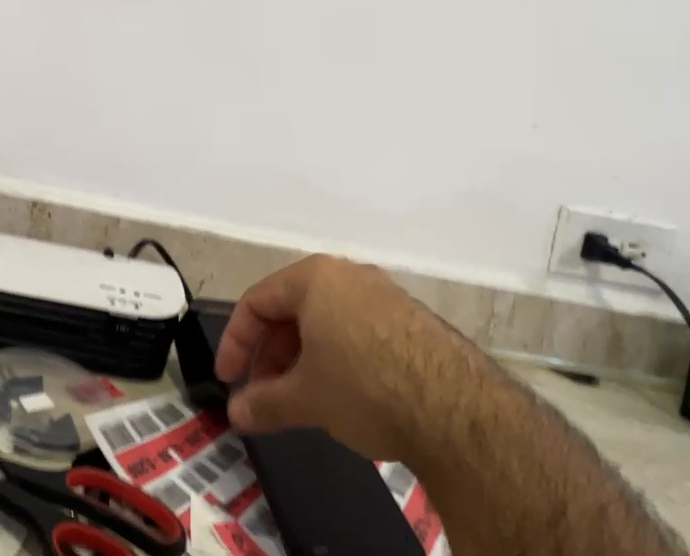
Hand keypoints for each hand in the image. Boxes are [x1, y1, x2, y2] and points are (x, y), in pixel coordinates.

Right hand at [214, 256, 465, 462]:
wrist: (461, 414)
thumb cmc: (365, 388)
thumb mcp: (305, 399)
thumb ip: (263, 404)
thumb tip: (236, 415)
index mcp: (315, 277)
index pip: (256, 302)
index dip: (235, 343)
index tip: (228, 380)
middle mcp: (349, 275)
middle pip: (291, 310)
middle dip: (271, 356)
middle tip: (262, 395)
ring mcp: (386, 295)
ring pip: (326, 322)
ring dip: (302, 359)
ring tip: (300, 400)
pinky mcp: (414, 321)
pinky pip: (358, 331)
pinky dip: (337, 358)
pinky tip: (342, 395)